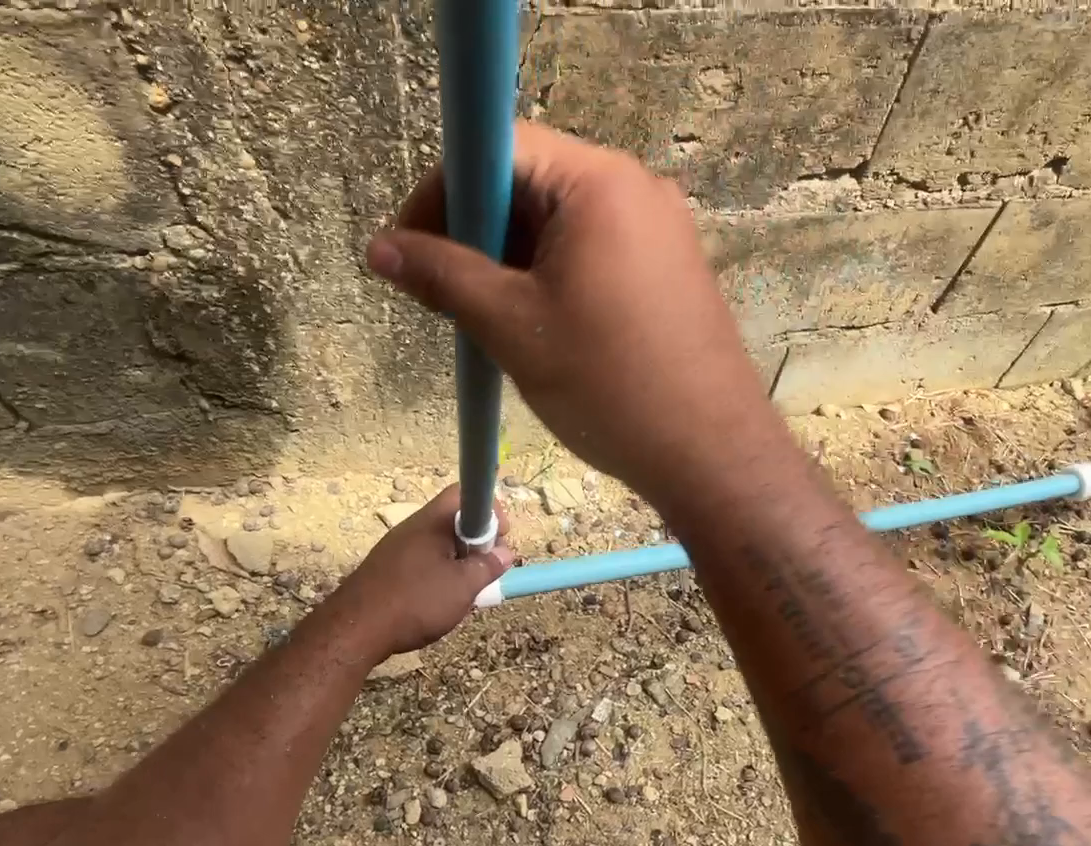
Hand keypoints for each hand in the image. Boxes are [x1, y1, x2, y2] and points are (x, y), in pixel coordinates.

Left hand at [324, 485, 511, 661]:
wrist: (355, 630)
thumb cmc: (415, 602)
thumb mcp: (463, 587)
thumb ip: (488, 567)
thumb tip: (505, 553)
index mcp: (431, 522)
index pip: (465, 494)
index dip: (490, 510)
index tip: (501, 538)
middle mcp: (413, 528)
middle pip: (454, 520)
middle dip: (478, 542)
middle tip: (488, 570)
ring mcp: (397, 549)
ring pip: (440, 544)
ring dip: (460, 562)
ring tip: (467, 591)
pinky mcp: (388, 569)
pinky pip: (424, 561)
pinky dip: (440, 574)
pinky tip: (441, 602)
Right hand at [366, 123, 781, 508]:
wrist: (710, 454)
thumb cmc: (610, 387)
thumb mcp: (512, 328)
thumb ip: (442, 275)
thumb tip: (380, 248)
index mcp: (600, 183)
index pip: (498, 146)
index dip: (442, 190)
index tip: (411, 249)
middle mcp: (637, 189)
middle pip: (529, 181)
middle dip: (473, 233)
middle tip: (441, 297)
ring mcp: (660, 230)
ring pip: (559, 224)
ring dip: (509, 262)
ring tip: (484, 322)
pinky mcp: (668, 270)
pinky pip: (593, 252)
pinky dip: (551, 278)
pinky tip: (532, 326)